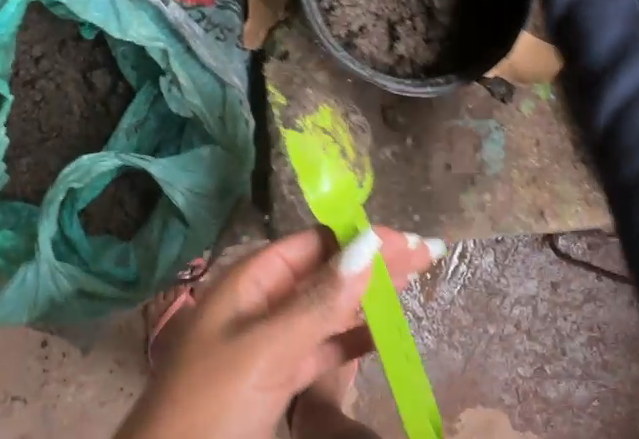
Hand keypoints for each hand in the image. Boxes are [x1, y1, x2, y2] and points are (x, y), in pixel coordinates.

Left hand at [116, 227, 442, 438]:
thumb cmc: (209, 402)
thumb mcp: (264, 349)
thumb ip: (318, 301)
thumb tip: (369, 243)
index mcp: (249, 280)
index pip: (315, 244)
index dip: (361, 237)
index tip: (408, 239)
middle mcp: (262, 302)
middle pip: (326, 272)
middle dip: (374, 261)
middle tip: (429, 253)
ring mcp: (270, 343)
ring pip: (329, 309)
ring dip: (370, 296)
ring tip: (417, 280)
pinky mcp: (278, 380)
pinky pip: (324, 348)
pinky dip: (354, 338)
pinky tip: (384, 332)